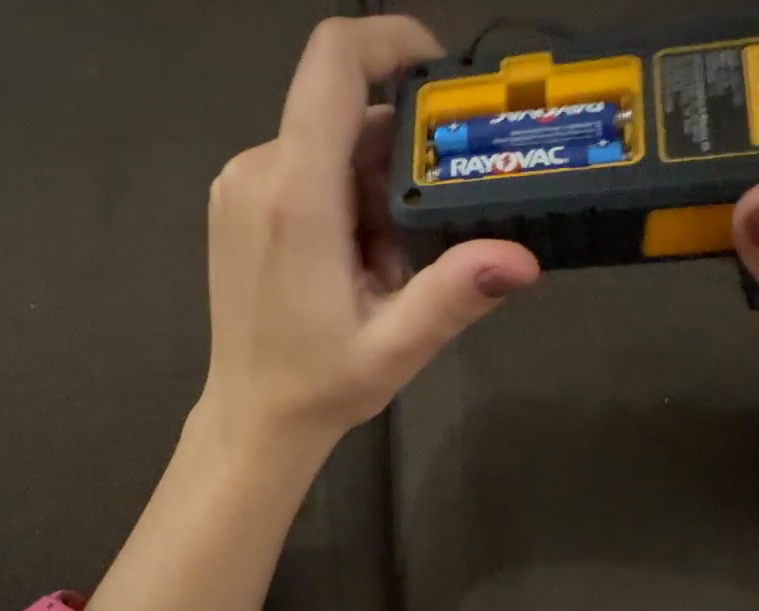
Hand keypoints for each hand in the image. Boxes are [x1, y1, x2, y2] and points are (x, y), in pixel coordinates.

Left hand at [200, 16, 540, 452]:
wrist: (250, 419)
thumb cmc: (319, 387)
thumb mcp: (396, 348)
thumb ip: (454, 294)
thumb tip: (523, 258)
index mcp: (296, 195)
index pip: (334, 62)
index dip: (391, 42)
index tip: (439, 79)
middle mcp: (257, 170)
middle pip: (345, 115)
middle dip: (397, 165)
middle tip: (417, 246)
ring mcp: (238, 183)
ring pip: (328, 144)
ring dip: (371, 193)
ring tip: (380, 272)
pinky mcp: (235, 200)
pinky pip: (302, 166)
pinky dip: (340, 199)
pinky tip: (348, 265)